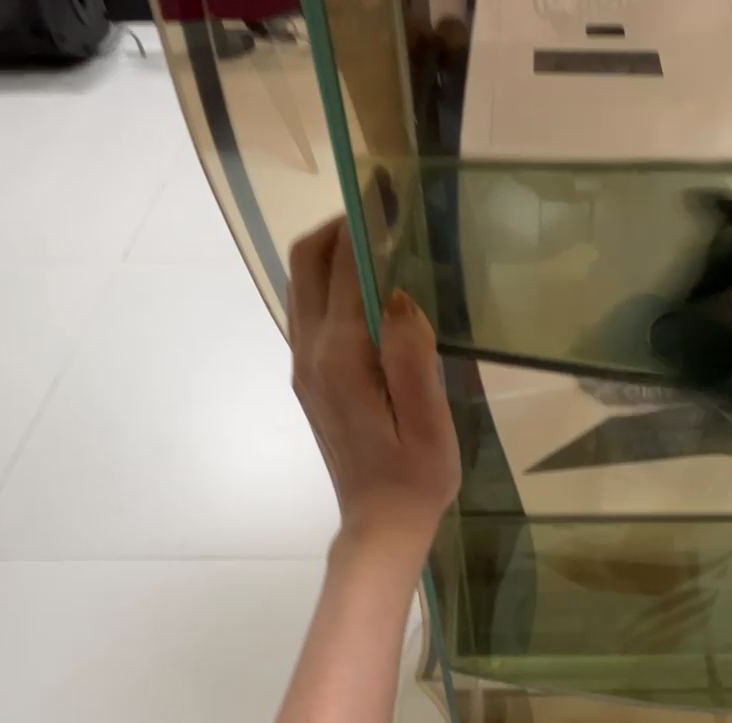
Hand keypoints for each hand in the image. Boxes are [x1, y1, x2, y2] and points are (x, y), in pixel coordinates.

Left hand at [288, 219, 459, 555]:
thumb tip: (400, 296)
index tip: (387, 190)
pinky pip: (309, 315)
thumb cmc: (415, 476)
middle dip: (338, 229)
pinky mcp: (309, 381)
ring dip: (331, 256)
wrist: (380, 523)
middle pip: (307, 266)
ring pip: (302, 288)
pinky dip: (330, 287)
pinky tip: (366, 295)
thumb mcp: (429, 419)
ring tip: (376, 245)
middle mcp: (311, 353)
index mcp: (343, 357)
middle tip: (380, 213)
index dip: (365, 223)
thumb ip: (411, 354)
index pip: (346, 268)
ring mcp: (304, 368)